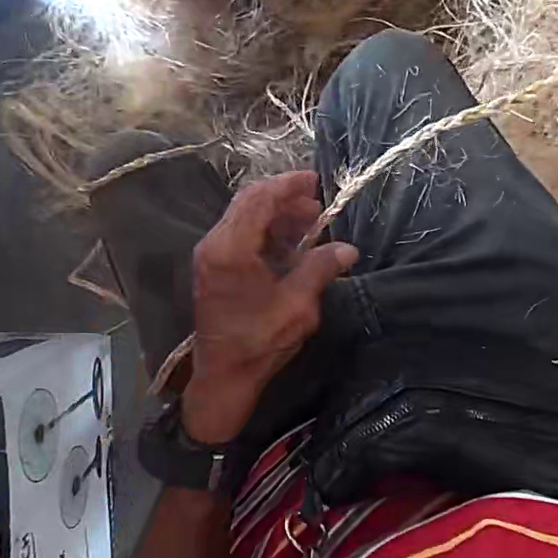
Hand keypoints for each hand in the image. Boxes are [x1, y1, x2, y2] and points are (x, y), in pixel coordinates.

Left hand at [183, 171, 358, 442]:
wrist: (223, 376)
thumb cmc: (259, 342)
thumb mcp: (297, 306)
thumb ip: (320, 269)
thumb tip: (347, 248)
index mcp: (231, 249)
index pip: (259, 198)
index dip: (288, 185)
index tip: (316, 181)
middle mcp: (214, 244)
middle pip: (248, 203)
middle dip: (284, 199)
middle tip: (317, 208)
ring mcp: (210, 256)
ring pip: (244, 218)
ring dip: (276, 217)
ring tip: (310, 228)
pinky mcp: (213, 269)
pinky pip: (240, 237)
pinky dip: (265, 234)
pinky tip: (291, 248)